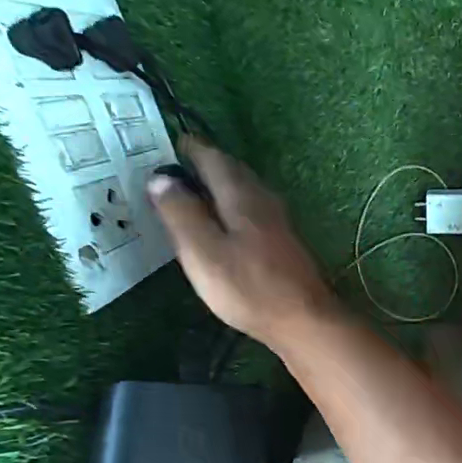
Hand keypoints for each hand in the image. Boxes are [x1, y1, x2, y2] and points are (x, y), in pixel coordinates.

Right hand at [147, 138, 340, 348]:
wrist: (303, 319)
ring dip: (220, 182)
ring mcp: (275, 218)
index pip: (212, 159)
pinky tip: (224, 219)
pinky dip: (231, 202)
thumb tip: (159, 177)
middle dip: (206, 162)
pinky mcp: (281, 238)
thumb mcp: (202, 251)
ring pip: (243, 187)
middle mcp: (261, 197)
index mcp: (240, 195)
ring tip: (197, 188)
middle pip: (231, 169)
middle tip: (180, 164)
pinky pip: (250, 205)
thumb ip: (180, 213)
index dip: (191, 149)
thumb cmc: (247, 287)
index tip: (172, 143)